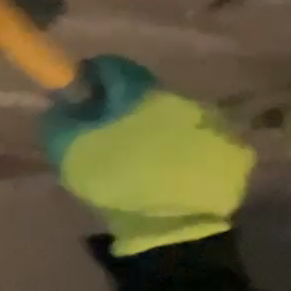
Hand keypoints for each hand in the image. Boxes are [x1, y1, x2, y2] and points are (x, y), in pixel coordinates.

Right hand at [41, 56, 254, 256]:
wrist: (169, 224)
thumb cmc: (110, 177)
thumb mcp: (62, 144)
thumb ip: (59, 114)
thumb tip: (65, 100)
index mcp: (141, 94)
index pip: (112, 65)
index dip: (88, 76)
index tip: (74, 96)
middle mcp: (183, 100)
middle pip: (142, 91)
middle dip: (118, 105)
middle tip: (99, 129)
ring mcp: (213, 125)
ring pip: (169, 114)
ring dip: (147, 124)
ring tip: (131, 152)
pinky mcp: (231, 151)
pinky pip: (193, 137)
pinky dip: (172, 144)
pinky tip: (158, 166)